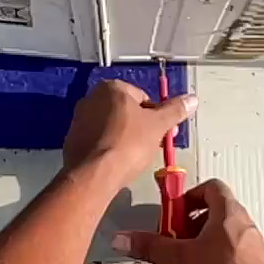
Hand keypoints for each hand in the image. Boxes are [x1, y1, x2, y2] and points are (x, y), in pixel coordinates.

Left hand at [61, 79, 197, 181]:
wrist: (93, 175)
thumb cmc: (128, 145)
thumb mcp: (158, 126)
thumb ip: (175, 110)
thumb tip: (191, 99)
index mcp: (112, 88)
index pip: (143, 97)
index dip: (157, 116)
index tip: (163, 133)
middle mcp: (91, 97)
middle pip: (126, 111)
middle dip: (141, 127)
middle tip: (151, 146)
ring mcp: (79, 118)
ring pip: (112, 125)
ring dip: (125, 137)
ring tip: (134, 156)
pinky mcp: (72, 139)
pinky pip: (98, 139)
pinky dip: (109, 147)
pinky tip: (116, 162)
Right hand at [113, 180, 263, 263]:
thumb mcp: (181, 260)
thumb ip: (152, 247)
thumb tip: (122, 239)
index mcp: (229, 213)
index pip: (210, 188)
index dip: (189, 197)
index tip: (171, 214)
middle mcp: (242, 227)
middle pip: (210, 216)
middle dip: (185, 231)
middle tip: (169, 245)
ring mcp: (247, 250)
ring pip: (214, 243)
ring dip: (193, 254)